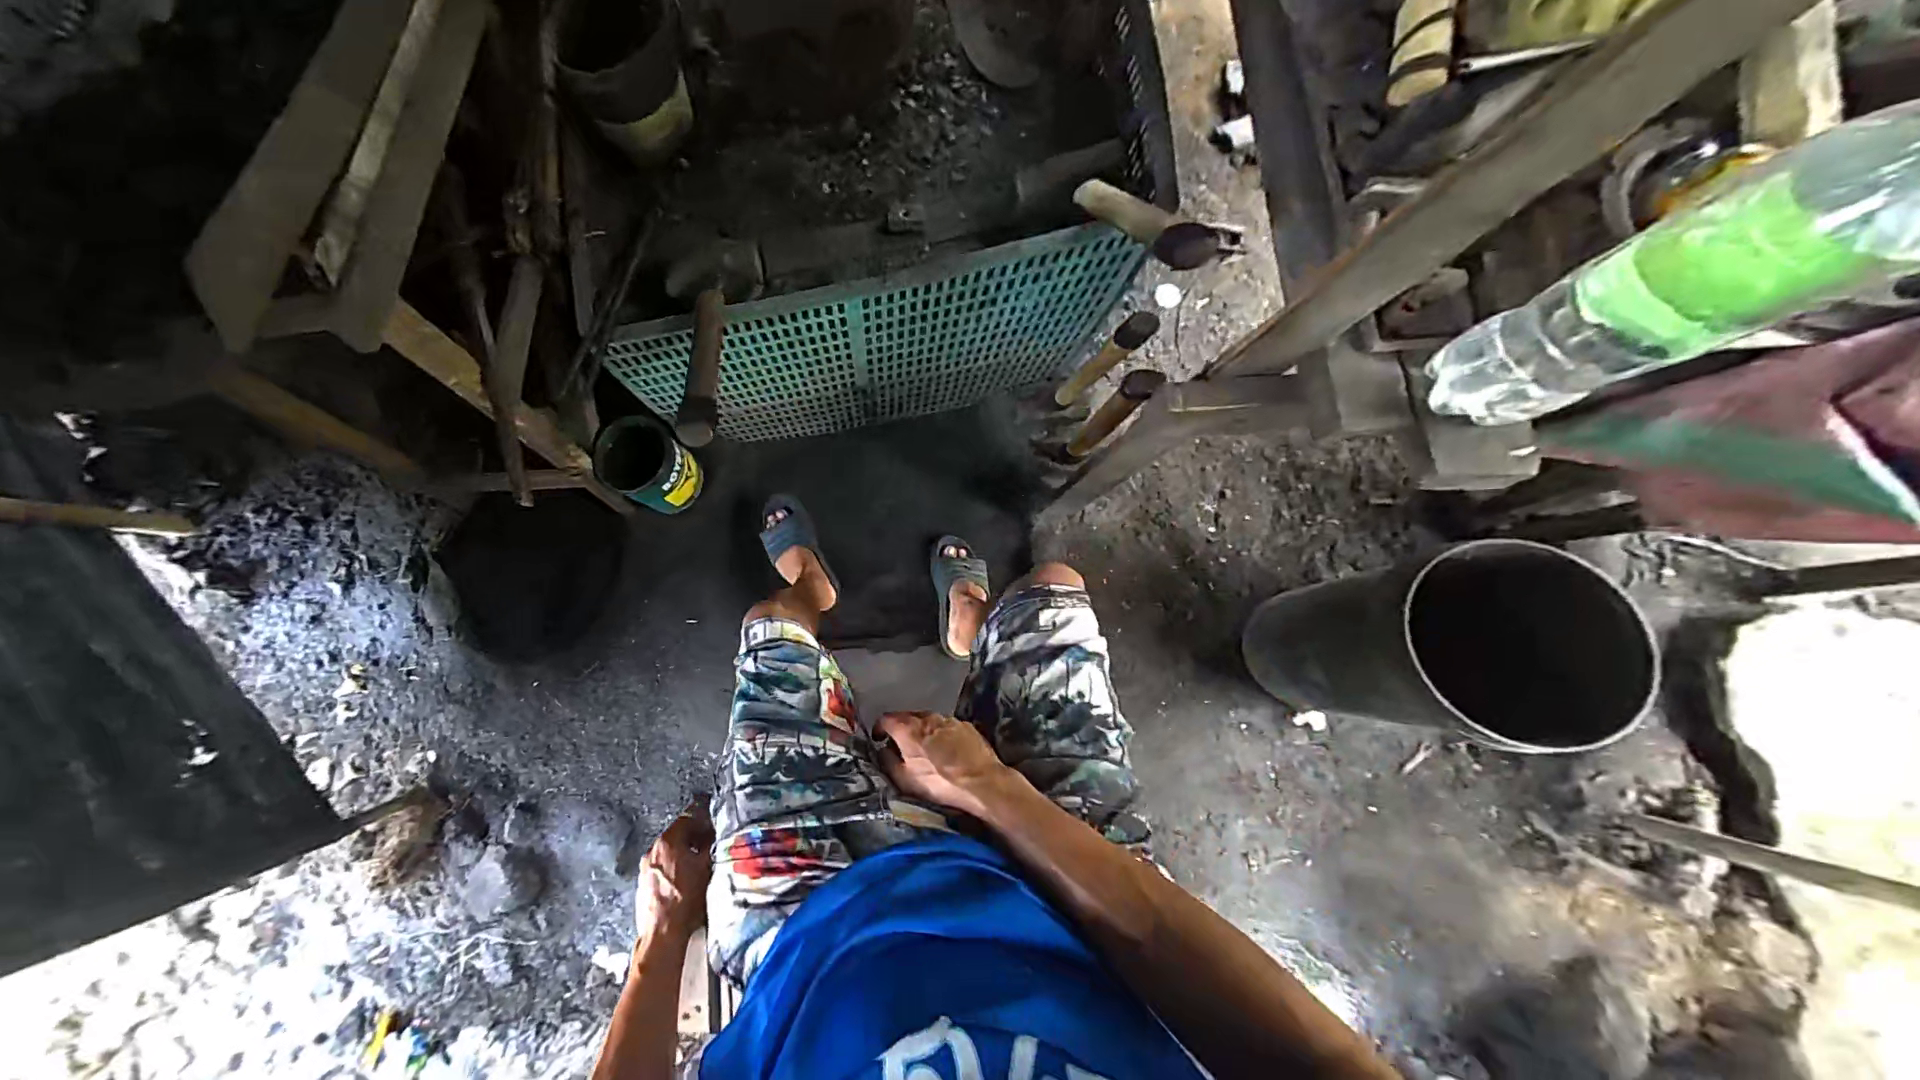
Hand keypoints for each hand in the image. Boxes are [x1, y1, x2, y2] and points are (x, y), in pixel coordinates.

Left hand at [635, 802, 713, 937]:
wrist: (663, 934)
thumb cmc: (688, 899)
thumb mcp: (708, 866)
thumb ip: (712, 844)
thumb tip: (716, 833)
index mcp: (668, 841)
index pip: (688, 816)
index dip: (704, 816)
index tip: (715, 818)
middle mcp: (652, 851)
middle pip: (677, 834)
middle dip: (695, 835)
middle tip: (712, 840)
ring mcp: (645, 869)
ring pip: (669, 851)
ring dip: (684, 851)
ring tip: (701, 860)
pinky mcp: (643, 886)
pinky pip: (662, 867)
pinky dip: (675, 866)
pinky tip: (686, 877)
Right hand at [878, 711, 1020, 818]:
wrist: (981, 782)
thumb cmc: (939, 782)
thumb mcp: (905, 780)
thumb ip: (888, 762)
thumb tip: (882, 751)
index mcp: (908, 729)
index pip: (886, 719)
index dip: (880, 729)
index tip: (880, 740)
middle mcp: (927, 717)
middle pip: (908, 717)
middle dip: (902, 730)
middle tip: (902, 748)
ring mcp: (948, 719)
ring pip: (929, 721)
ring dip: (923, 732)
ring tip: (927, 751)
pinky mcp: (965, 725)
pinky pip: (946, 727)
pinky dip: (941, 735)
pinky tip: (947, 751)